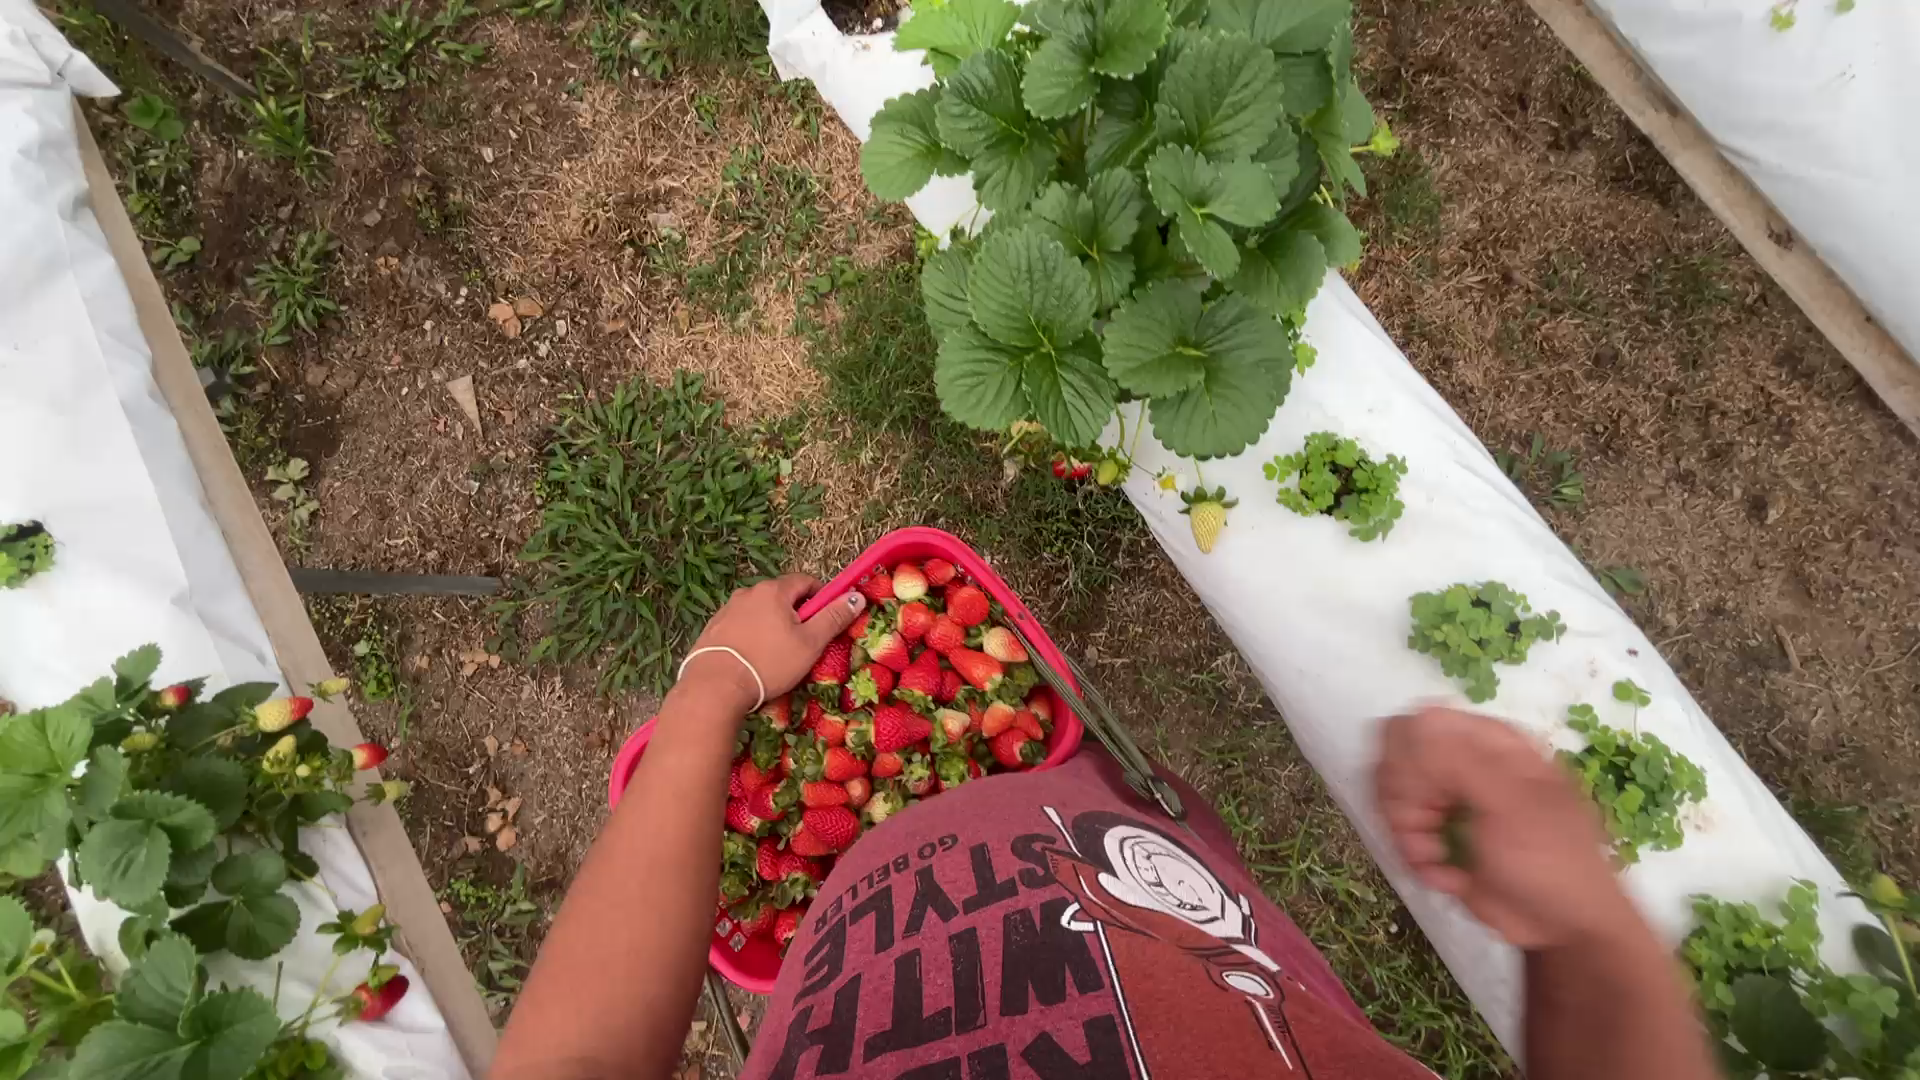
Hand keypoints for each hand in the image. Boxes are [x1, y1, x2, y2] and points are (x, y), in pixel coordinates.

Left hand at [675, 575, 865, 717]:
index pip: (805, 581)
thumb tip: (856, 596)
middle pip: (781, 596)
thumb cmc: (769, 663)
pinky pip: (740, 626)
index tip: (826, 619)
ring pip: (759, 611)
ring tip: (777, 654)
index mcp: (774, 590)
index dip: (821, 597)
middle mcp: (748, 593)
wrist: (714, 687)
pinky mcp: (712, 629)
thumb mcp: (810, 643)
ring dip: (772, 625)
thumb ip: (834, 617)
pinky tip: (753, 659)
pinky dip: (751, 636)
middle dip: (796, 614)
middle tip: (804, 642)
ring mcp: (727, 610)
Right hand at [1374, 707, 1633, 948]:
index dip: (1409, 757)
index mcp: (1490, 742)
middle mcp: (1464, 760)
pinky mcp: (1434, 826)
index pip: (1421, 723)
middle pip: (1397, 757)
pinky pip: (1396, 821)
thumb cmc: (1552, 864)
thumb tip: (1413, 722)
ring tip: (1434, 859)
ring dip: (1405, 829)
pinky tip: (1441, 872)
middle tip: (1424, 831)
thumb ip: (1464, 760)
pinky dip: (1410, 850)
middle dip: (1402, 799)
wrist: (1565, 931)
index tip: (1424, 797)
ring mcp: (1447, 793)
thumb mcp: (1515, 806)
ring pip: (1390, 789)